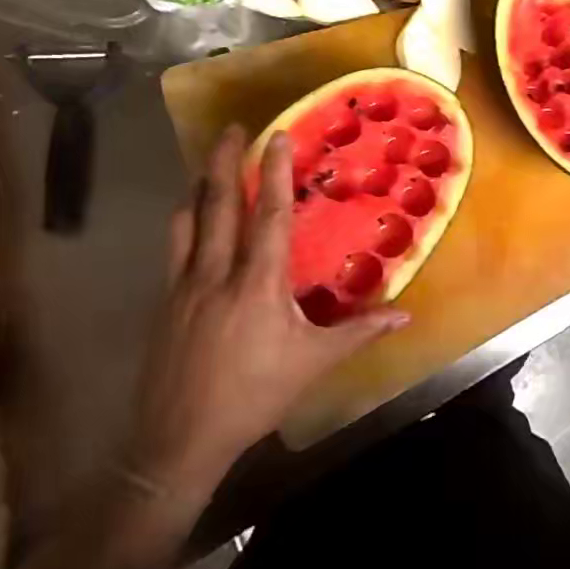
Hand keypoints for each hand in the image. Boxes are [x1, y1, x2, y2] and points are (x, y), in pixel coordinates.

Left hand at [122, 127, 406, 499]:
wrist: (179, 439)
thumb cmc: (255, 395)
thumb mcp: (313, 363)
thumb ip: (359, 332)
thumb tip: (404, 316)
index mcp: (257, 283)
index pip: (267, 214)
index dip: (274, 171)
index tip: (276, 135)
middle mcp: (216, 273)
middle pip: (217, 204)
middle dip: (223, 161)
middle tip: (231, 129)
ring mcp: (183, 286)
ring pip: (186, 222)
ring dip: (199, 188)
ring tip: (208, 166)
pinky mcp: (165, 303)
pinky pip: (174, 248)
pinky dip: (184, 222)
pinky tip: (190, 222)